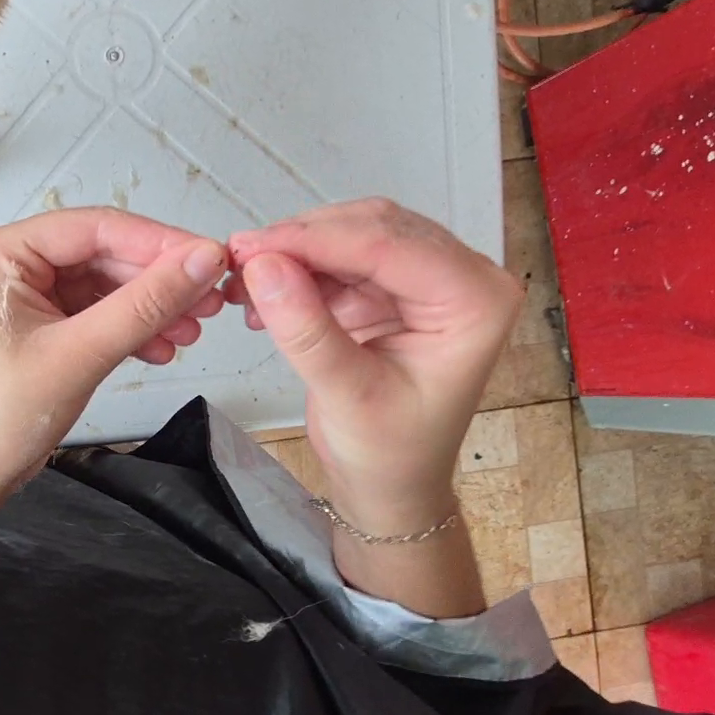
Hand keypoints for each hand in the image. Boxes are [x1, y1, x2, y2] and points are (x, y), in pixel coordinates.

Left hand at [0, 207, 227, 484]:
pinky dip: (134, 328)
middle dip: (160, 281)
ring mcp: (32, 293)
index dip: (158, 243)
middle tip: (211, 299)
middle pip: (106, 254)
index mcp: (3, 253)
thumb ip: (146, 303)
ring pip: (109, 285)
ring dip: (153, 307)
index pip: (95, 229)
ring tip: (193, 331)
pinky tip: (163, 348)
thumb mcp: (83, 353)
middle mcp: (15, 262)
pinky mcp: (48, 321)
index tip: (211, 257)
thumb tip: (205, 260)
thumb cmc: (5, 414)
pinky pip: (101, 311)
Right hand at [227, 199, 523, 534]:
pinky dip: (298, 272)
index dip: (315, 240)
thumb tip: (261, 266)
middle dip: (302, 239)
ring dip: (295, 253)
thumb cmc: (386, 454)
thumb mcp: (345, 395)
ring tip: (244, 279)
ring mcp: (426, 282)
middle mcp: (460, 278)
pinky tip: (263, 296)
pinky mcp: (392, 292)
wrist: (389, 485)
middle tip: (239, 256)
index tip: (251, 247)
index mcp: (475, 301)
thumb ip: (306, 330)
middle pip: (374, 229)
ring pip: (353, 237)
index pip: (390, 247)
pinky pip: (340, 262)